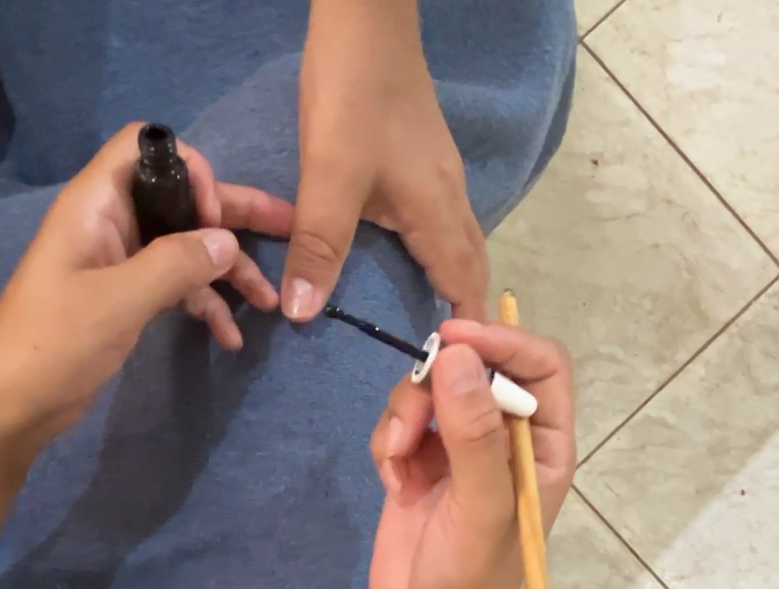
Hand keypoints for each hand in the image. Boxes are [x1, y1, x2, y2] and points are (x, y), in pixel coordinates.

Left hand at [0, 123, 294, 457]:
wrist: (12, 404)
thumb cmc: (53, 343)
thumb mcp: (118, 301)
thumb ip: (175, 265)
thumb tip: (228, 241)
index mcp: (96, 205)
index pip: (147, 149)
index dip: (190, 170)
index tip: (217, 218)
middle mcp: (111, 224)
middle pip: (180, 201)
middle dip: (232, 219)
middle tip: (287, 231)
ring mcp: (120, 263)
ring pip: (185, 250)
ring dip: (227, 273)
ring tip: (267, 304)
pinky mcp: (126, 299)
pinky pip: (176, 287)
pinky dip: (204, 305)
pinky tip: (229, 337)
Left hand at [281, 0, 487, 321]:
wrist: (367, 16)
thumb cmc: (353, 98)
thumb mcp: (329, 178)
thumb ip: (318, 247)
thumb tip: (304, 315)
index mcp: (437, 212)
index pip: (464, 281)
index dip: (465, 323)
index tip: (459, 364)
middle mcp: (451, 199)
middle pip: (474, 264)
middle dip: (467, 306)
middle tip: (451, 347)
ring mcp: (442, 176)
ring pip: (464, 242)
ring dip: (458, 279)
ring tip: (439, 314)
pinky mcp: (427, 159)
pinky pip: (448, 222)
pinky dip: (444, 253)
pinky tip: (418, 256)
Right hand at [368, 320, 575, 588]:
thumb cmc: (468, 578)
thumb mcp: (481, 507)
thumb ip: (475, 433)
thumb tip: (457, 355)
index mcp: (543, 446)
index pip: (541, 366)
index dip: (505, 342)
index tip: (455, 338)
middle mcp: (504, 437)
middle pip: (477, 367)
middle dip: (438, 385)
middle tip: (412, 419)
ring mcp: (458, 446)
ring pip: (431, 388)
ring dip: (406, 416)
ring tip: (397, 461)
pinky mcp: (419, 459)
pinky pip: (401, 419)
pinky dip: (389, 442)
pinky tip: (391, 480)